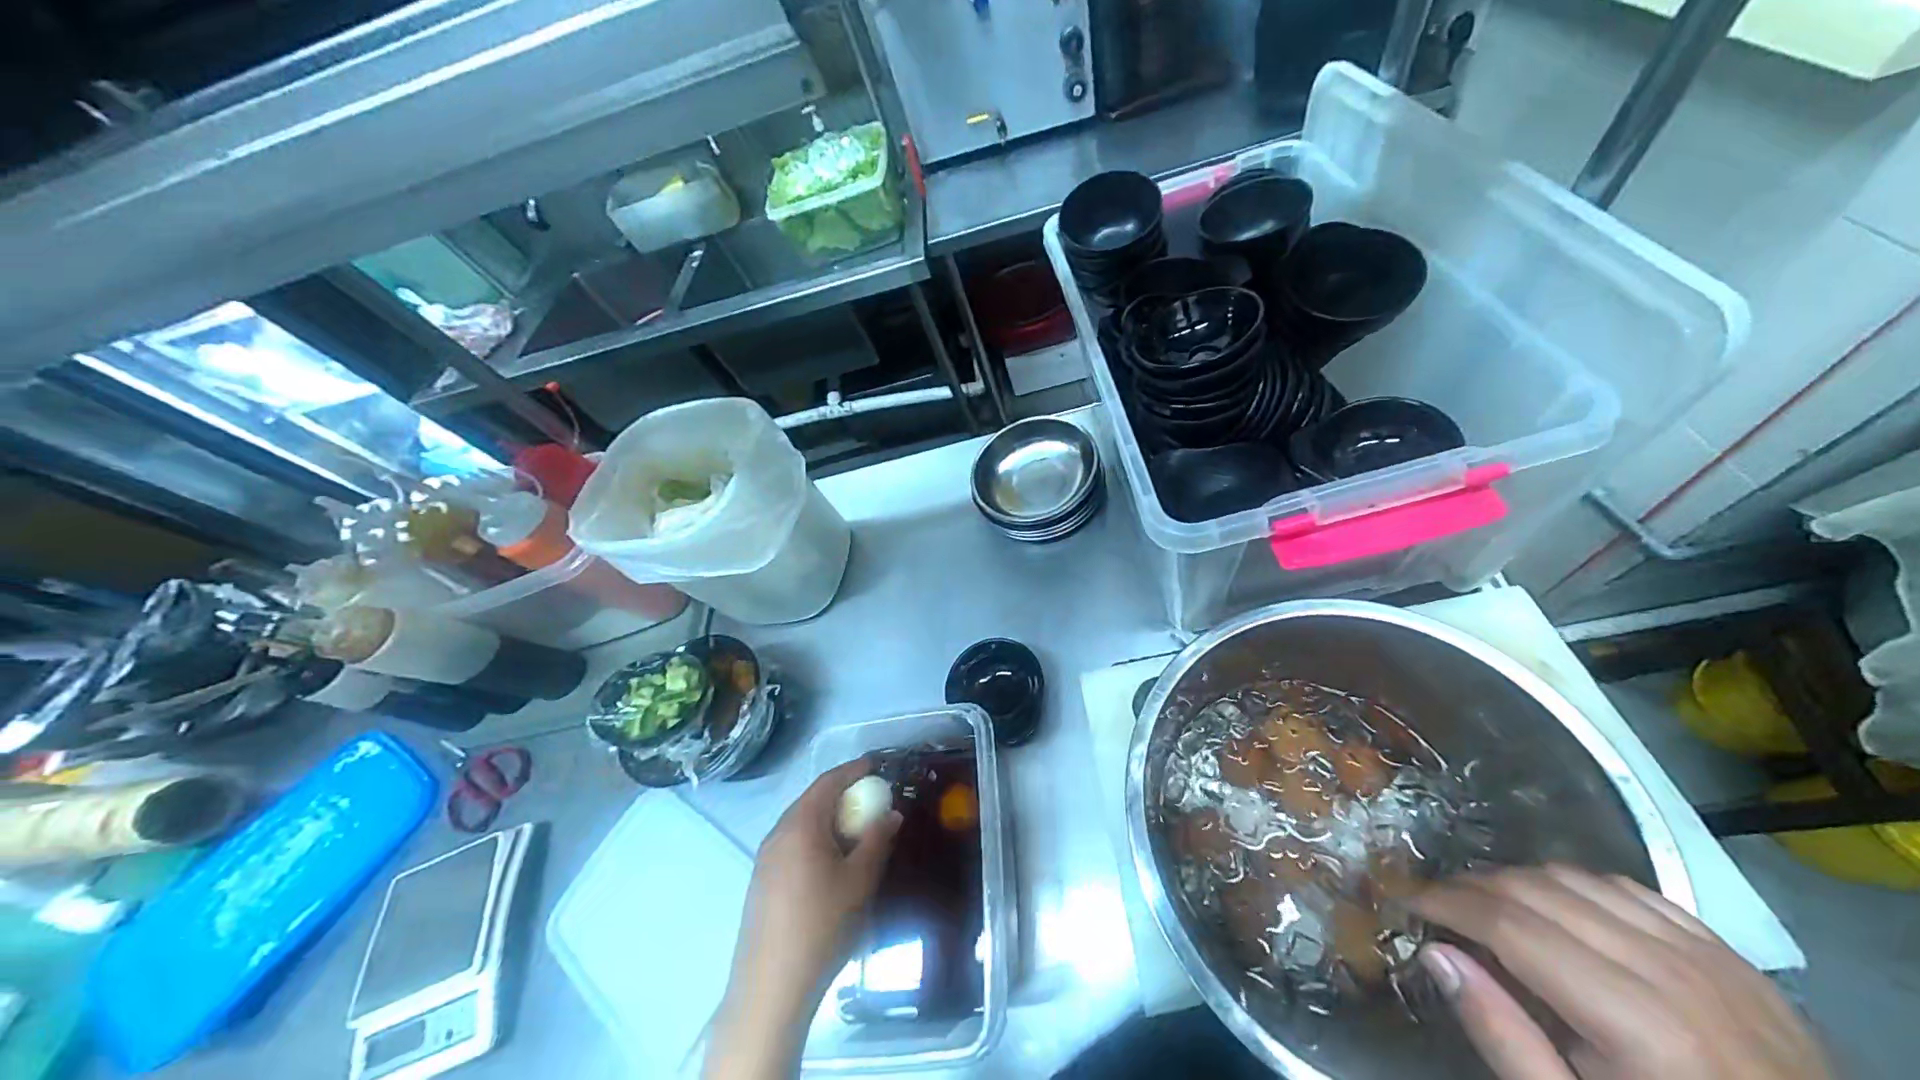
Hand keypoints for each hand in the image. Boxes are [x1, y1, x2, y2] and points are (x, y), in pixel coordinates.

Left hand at [706, 758, 901, 1079]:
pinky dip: (815, 839)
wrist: (771, 986)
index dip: (853, 770)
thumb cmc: (822, 925)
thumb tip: (891, 814)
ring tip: (856, 831)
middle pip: (811, 800)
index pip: (828, 782)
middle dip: (842, 794)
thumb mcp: (860, 881)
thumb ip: (877, 841)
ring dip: (828, 819)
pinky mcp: (761, 882)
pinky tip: (831, 863)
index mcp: (800, 825)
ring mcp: (765, 859)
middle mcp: (777, 834)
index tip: (876, 765)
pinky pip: (792, 845)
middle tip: (871, 799)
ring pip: (800, 824)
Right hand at [1412, 865, 1827, 1079]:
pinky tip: (1556, 907)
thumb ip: (1504, 1039)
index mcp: (1638, 1023)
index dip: (1444, 904)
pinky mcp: (1729, 954)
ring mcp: (1710, 956)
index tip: (1403, 902)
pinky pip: (1630, 889)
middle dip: (1470, 887)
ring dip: (1516, 880)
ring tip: (1485, 903)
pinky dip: (1575, 885)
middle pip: (1538, 891)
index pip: (1509, 925)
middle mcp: (1673, 970)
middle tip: (1433, 903)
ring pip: (1578, 878)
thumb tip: (1437, 954)